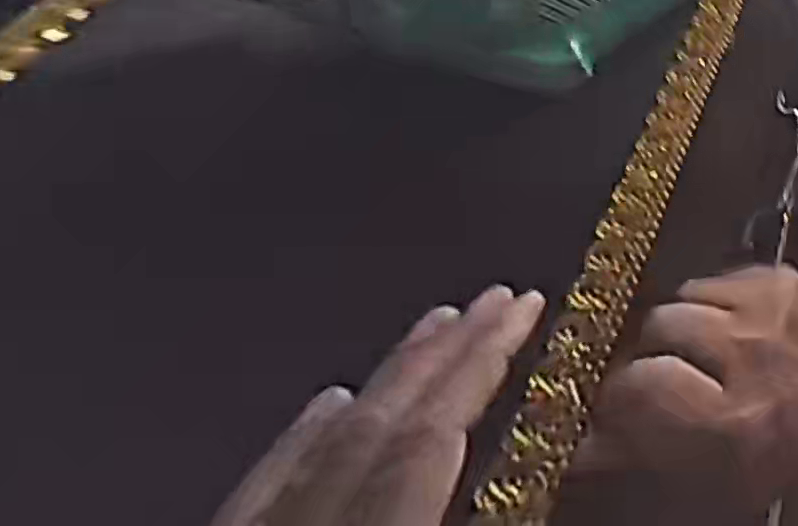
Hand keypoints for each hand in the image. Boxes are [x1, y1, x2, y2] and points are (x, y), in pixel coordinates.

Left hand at [209, 285, 544, 525]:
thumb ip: (490, 511)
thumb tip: (540, 460)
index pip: (429, 434)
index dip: (484, 360)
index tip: (527, 304)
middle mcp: (307, 525)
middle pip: (380, 422)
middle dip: (449, 349)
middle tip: (499, 294)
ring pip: (324, 442)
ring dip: (392, 373)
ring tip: (441, 319)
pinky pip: (257, 488)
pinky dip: (302, 435)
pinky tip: (330, 401)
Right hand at [579, 266, 797, 505]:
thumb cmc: (772, 443)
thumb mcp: (709, 470)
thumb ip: (640, 450)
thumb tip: (577, 442)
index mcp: (734, 415)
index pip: (646, 382)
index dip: (622, 389)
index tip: (618, 394)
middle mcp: (751, 352)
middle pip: (662, 323)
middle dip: (652, 347)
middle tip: (665, 364)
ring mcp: (768, 307)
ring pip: (684, 294)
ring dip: (683, 320)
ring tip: (702, 344)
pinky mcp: (779, 277)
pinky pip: (716, 277)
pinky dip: (712, 299)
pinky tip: (730, 324)